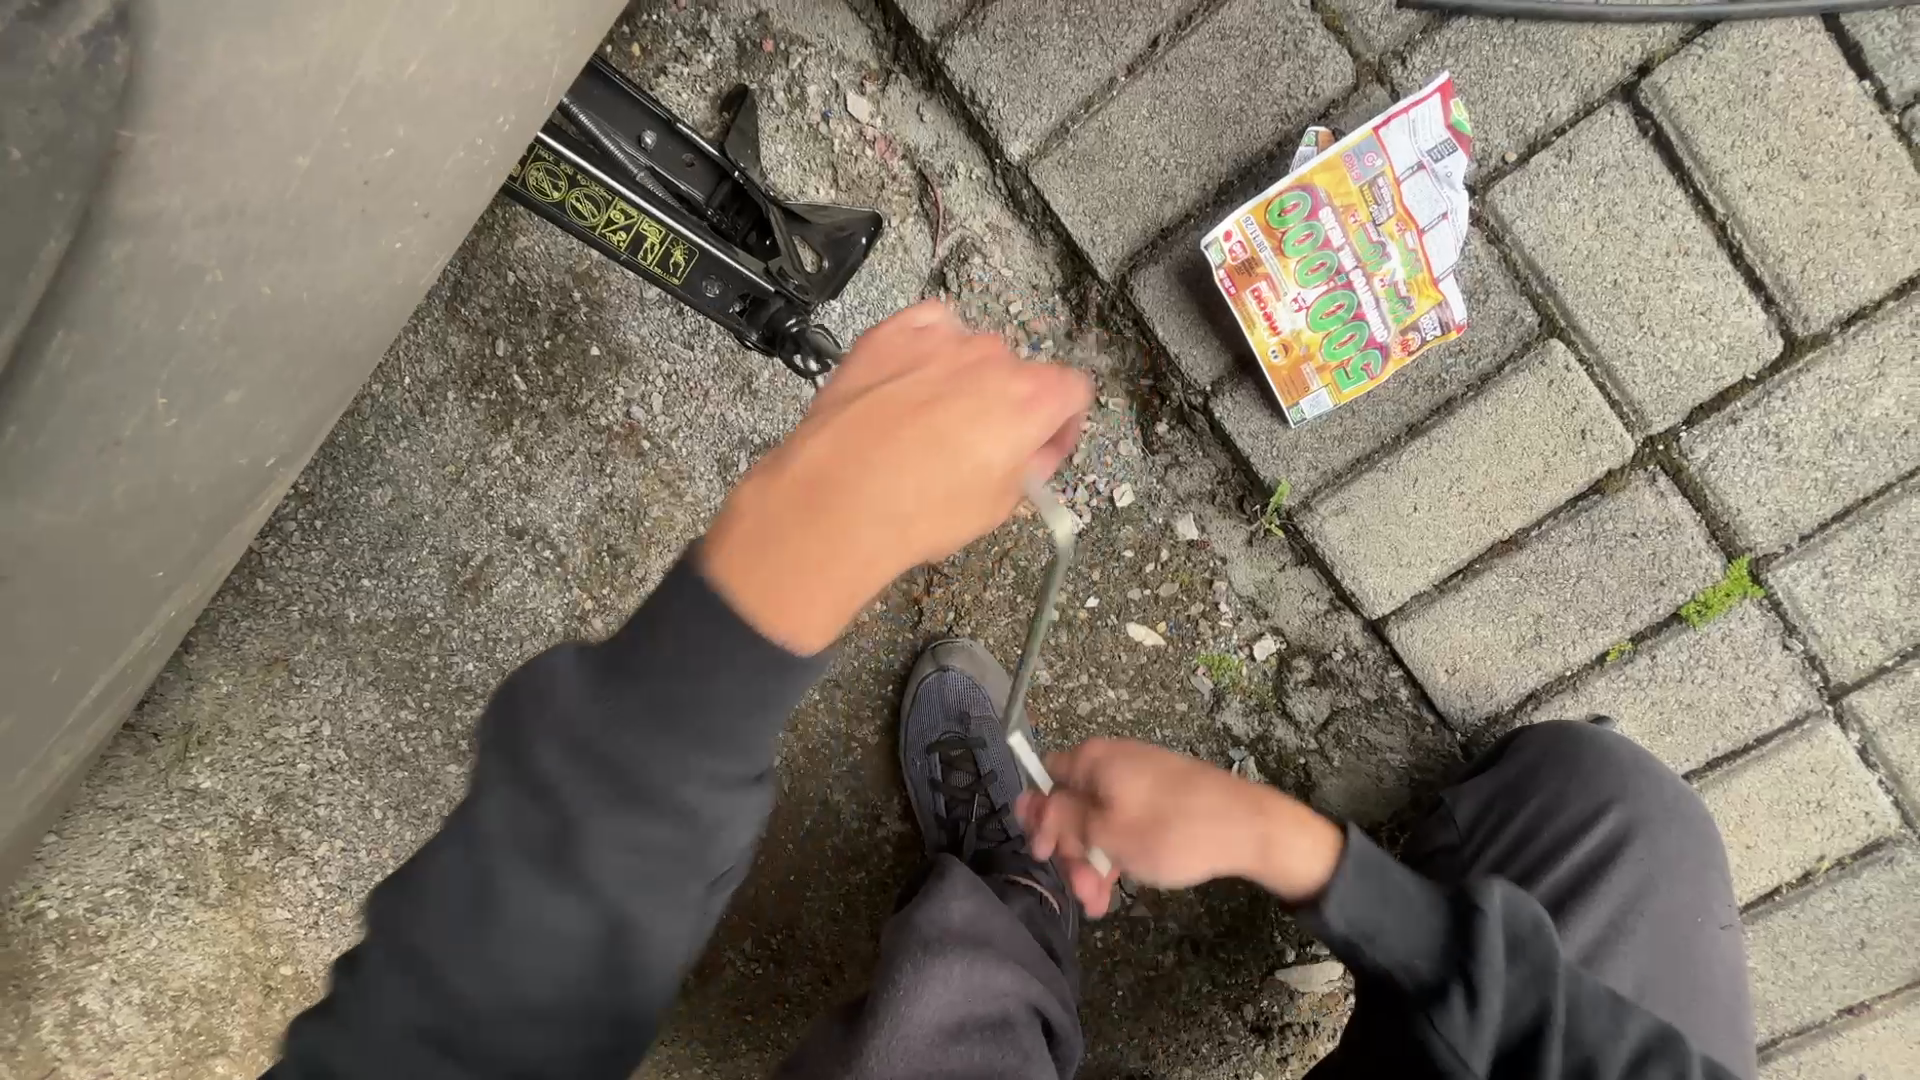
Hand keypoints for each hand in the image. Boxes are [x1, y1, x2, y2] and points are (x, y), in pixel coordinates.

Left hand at [700, 302, 1091, 653]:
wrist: (838, 498)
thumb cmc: (914, 510)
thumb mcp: (997, 506)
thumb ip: (1030, 467)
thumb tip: (1032, 455)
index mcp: (1031, 399)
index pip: (1073, 391)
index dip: (1063, 422)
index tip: (1046, 442)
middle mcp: (991, 359)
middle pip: (1019, 372)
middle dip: (1008, 406)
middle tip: (983, 446)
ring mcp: (939, 342)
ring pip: (970, 351)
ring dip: (964, 381)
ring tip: (933, 426)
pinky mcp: (891, 336)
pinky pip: (926, 328)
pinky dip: (927, 351)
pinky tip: (911, 387)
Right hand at [1016, 738, 1344, 916]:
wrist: (1249, 827)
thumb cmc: (1171, 830)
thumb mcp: (1106, 832)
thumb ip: (1061, 817)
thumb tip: (1028, 802)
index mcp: (1092, 759)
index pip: (1045, 778)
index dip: (1039, 817)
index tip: (1044, 855)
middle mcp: (1111, 761)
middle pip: (1072, 804)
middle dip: (1071, 850)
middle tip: (1082, 893)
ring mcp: (1137, 777)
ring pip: (1098, 818)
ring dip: (1093, 860)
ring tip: (1101, 904)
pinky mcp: (1158, 796)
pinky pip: (1123, 820)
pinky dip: (1117, 850)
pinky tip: (1119, 886)